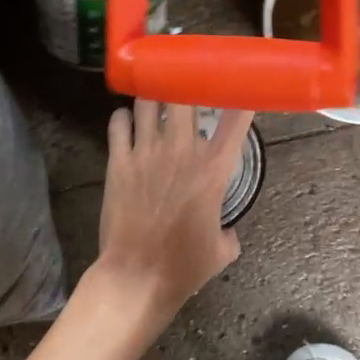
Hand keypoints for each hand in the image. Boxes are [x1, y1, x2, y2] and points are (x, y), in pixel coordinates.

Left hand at [91, 100, 253, 319]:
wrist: (137, 275)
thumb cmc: (183, 266)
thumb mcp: (221, 251)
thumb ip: (229, 233)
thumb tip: (227, 231)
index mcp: (213, 170)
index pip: (236, 121)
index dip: (241, 98)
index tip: (241, 89)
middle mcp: (181, 152)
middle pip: (186, 97)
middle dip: (187, 86)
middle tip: (187, 83)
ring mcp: (146, 153)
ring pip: (148, 103)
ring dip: (153, 97)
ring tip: (154, 97)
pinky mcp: (118, 161)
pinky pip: (118, 124)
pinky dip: (122, 117)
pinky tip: (125, 121)